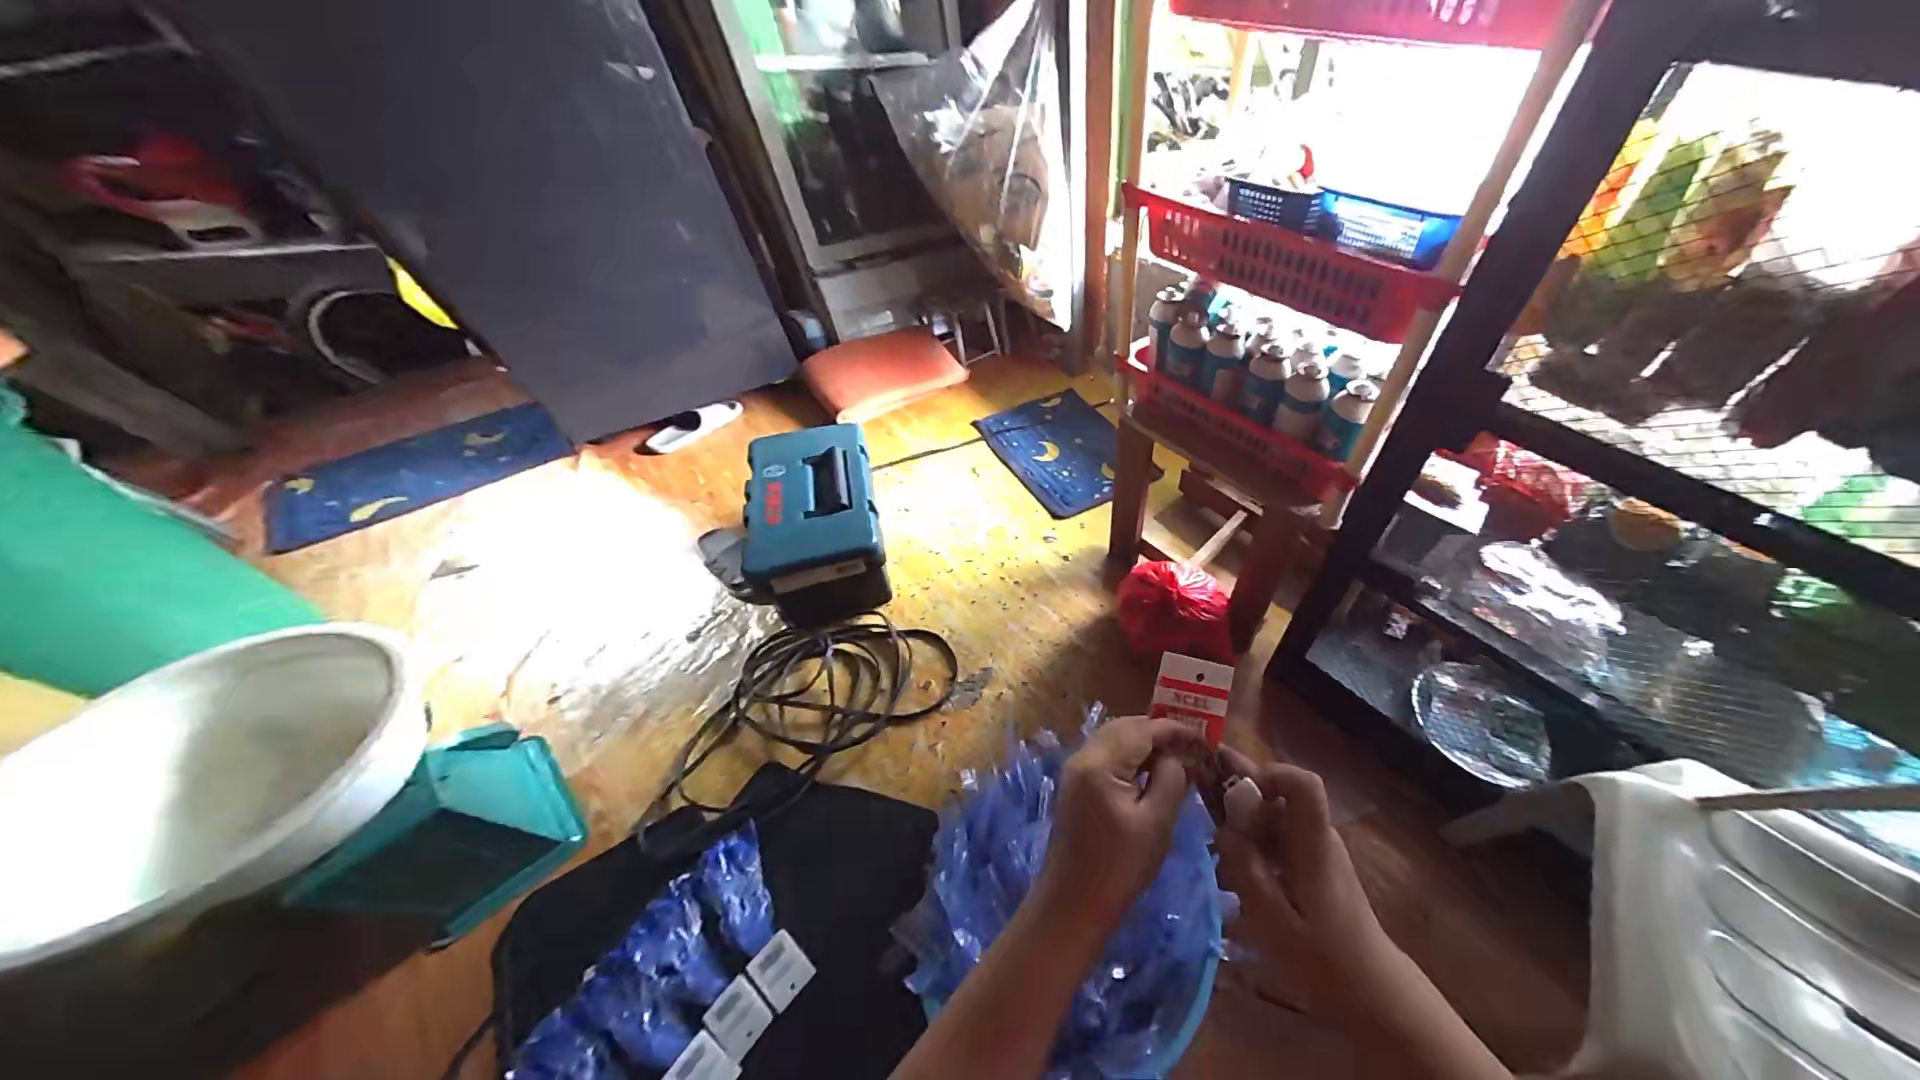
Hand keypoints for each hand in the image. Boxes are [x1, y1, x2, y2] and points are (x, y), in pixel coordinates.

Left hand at [1032, 715, 1206, 932]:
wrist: (1073, 900)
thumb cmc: (1120, 866)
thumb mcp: (1156, 822)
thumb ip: (1170, 780)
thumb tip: (1178, 755)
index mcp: (1100, 762)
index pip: (1141, 729)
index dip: (1174, 729)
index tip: (1204, 739)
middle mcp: (1082, 756)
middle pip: (1124, 727)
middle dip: (1158, 731)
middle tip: (1192, 746)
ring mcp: (1075, 769)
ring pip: (1114, 738)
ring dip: (1144, 741)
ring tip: (1176, 757)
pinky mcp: (1075, 783)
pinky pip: (1105, 754)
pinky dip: (1129, 754)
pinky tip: (1150, 771)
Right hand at [1212, 748, 1392, 1010]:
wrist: (1375, 995)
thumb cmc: (1325, 962)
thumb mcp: (1275, 923)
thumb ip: (1247, 872)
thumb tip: (1222, 830)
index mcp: (1312, 845)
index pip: (1303, 783)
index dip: (1268, 774)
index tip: (1232, 793)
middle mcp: (1316, 837)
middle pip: (1278, 794)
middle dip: (1236, 797)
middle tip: (1200, 813)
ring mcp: (1315, 850)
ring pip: (1271, 816)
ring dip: (1240, 827)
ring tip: (1214, 857)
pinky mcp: (1310, 865)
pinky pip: (1275, 838)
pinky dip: (1251, 846)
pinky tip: (1232, 876)